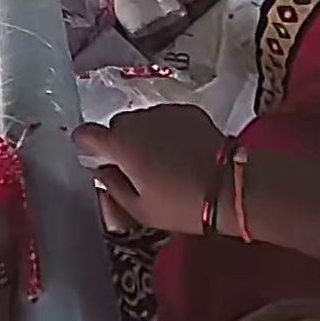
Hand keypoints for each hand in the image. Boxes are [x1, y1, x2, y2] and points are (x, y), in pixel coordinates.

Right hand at [74, 105, 225, 235]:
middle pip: (116, 126)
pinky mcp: (186, 110)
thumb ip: (113, 188)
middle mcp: (135, 121)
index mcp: (119, 144)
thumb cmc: (181, 204)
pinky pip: (164, 118)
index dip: (86, 144)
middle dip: (119, 141)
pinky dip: (166, 129)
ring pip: (141, 120)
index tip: (93, 156)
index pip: (86, 133)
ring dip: (143, 134)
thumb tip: (102, 172)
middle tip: (135, 165)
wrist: (233, 187)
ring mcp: (161, 112)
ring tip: (162, 158)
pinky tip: (182, 149)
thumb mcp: (140, 210)